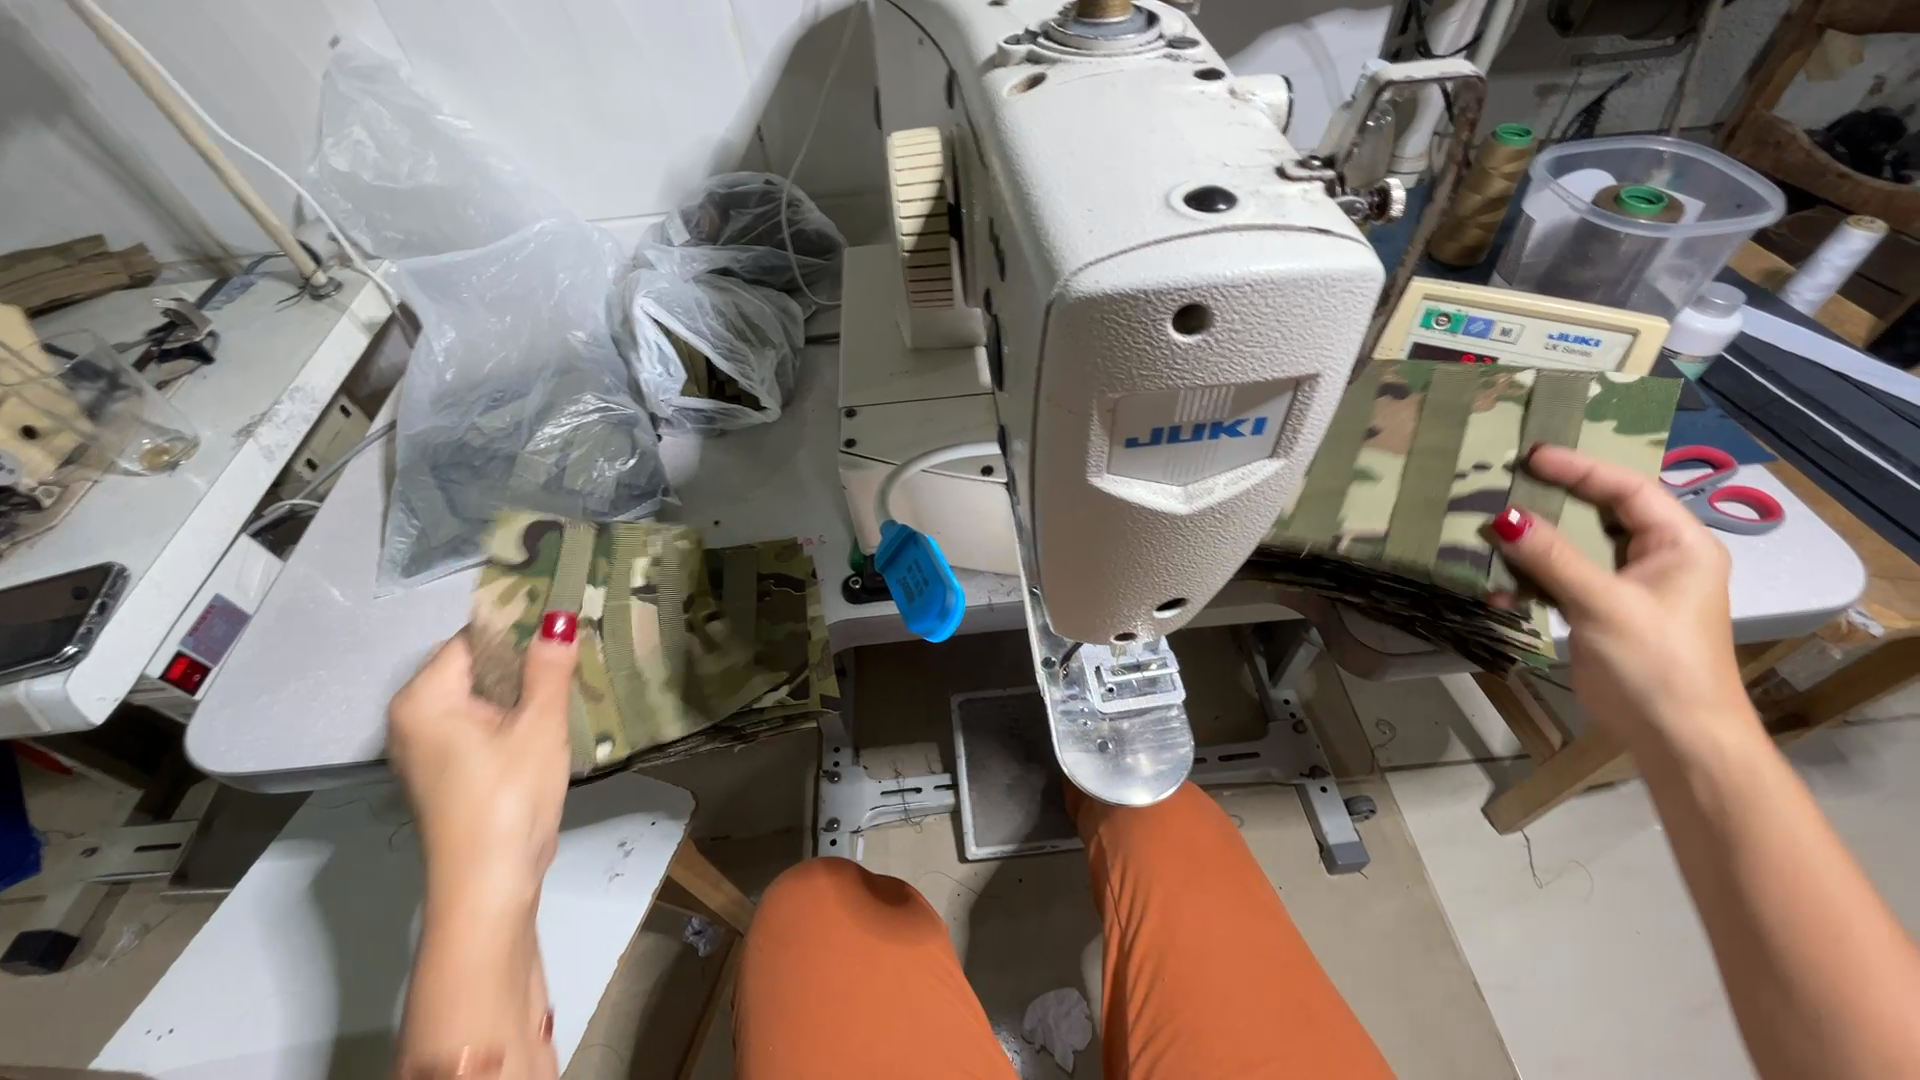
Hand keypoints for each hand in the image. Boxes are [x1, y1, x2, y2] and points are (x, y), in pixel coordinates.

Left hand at [389, 615, 578, 903]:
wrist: (489, 884)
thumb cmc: (510, 797)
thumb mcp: (540, 726)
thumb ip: (548, 668)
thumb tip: (559, 616)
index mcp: (422, 699)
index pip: (472, 639)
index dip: (518, 628)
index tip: (563, 623)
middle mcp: (409, 719)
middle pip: (472, 668)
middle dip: (520, 660)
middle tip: (572, 652)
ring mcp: (422, 749)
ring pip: (476, 700)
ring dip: (518, 691)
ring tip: (566, 682)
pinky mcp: (441, 774)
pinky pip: (474, 726)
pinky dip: (506, 719)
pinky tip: (543, 723)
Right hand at [1492, 445, 1757, 755]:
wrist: (1676, 737)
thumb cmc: (1655, 664)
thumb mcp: (1603, 604)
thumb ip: (1552, 558)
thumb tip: (1504, 517)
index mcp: (1680, 545)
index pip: (1629, 490)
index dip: (1581, 469)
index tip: (1532, 456)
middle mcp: (1657, 558)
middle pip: (1598, 514)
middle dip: (1549, 502)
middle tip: (1503, 484)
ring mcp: (1628, 586)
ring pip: (1574, 548)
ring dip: (1532, 546)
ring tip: (1489, 535)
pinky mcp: (1603, 612)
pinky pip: (1561, 580)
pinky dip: (1530, 582)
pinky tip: (1499, 592)